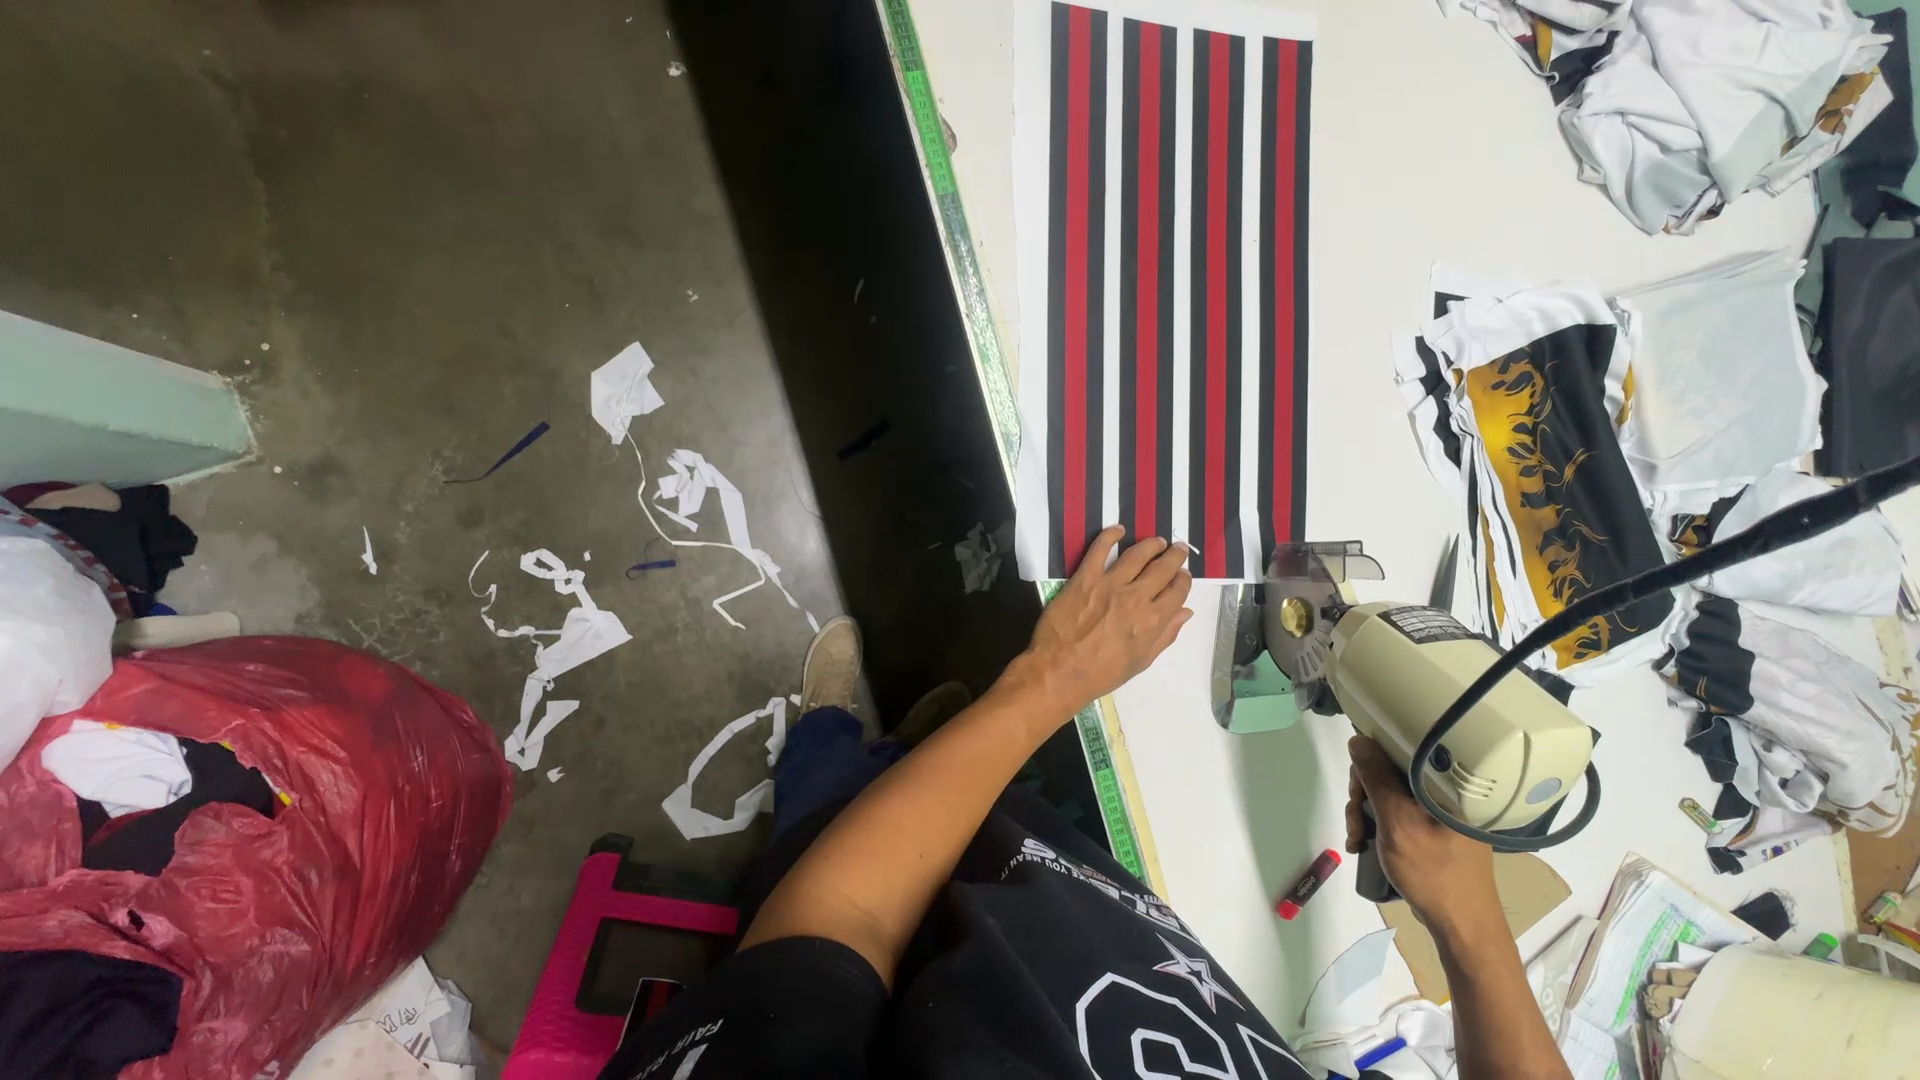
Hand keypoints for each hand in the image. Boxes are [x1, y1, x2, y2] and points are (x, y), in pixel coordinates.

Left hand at [998, 527, 1192, 725]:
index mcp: (1153, 621)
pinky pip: (1099, 549)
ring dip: (1151, 544)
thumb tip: (1185, 613)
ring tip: (1157, 541)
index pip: (1178, 590)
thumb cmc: (1102, 673)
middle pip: (1162, 568)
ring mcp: (1109, 585)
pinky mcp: (1084, 578)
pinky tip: (1118, 529)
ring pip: (1137, 554)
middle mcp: (1136, 598)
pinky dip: (1109, 535)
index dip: (1183, 580)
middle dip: (1174, 556)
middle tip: (1177, 549)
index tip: (1182, 575)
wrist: (1060, 671)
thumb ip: (1166, 635)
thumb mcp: (1141, 661)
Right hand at [1347, 736, 1499, 935]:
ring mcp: (1437, 814)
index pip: (1398, 752)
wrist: (1461, 926)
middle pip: (1387, 776)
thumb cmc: (1433, 872)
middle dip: (1362, 798)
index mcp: (1442, 785)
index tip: (1358, 792)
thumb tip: (1359, 739)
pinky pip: (1396, 815)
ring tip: (1358, 841)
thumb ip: (1376, 779)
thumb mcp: (1397, 822)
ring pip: (1386, 797)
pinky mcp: (1433, 831)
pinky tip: (1365, 844)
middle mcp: (1441, 793)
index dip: (1369, 766)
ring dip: (1364, 815)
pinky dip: (1376, 826)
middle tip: (1357, 825)